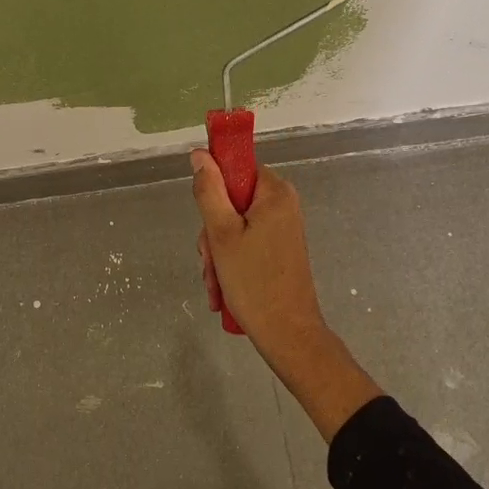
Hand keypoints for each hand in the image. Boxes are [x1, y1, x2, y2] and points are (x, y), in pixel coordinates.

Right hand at [189, 150, 326, 352]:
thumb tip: (200, 154)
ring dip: (218, 253)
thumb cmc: (254, 281)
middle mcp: (284, 204)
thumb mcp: (221, 234)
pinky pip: (247, 243)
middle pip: (232, 200)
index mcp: (275, 192)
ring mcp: (283, 228)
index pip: (236, 168)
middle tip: (209, 259)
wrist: (287, 333)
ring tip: (215, 281)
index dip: (215, 189)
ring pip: (235, 226)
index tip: (206, 217)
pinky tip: (223, 288)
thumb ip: (209, 190)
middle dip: (213, 232)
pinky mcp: (280, 249)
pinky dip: (231, 262)